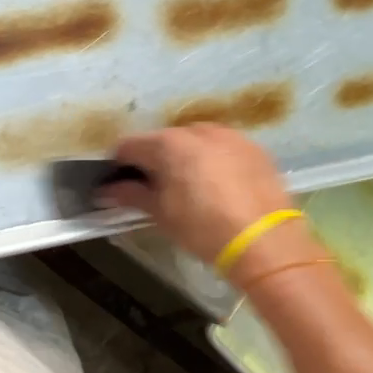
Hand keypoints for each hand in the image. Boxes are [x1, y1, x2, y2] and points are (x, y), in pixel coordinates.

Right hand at [100, 125, 321, 283]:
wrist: (265, 242)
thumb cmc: (203, 228)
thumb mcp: (161, 215)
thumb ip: (131, 195)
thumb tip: (106, 191)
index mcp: (168, 144)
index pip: (129, 145)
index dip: (119, 164)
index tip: (118, 183)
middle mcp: (197, 131)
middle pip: (163, 140)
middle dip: (154, 160)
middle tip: (154, 188)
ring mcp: (230, 136)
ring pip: (195, 141)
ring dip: (185, 158)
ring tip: (188, 187)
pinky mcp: (255, 148)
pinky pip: (222, 148)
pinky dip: (213, 161)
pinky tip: (217, 186)